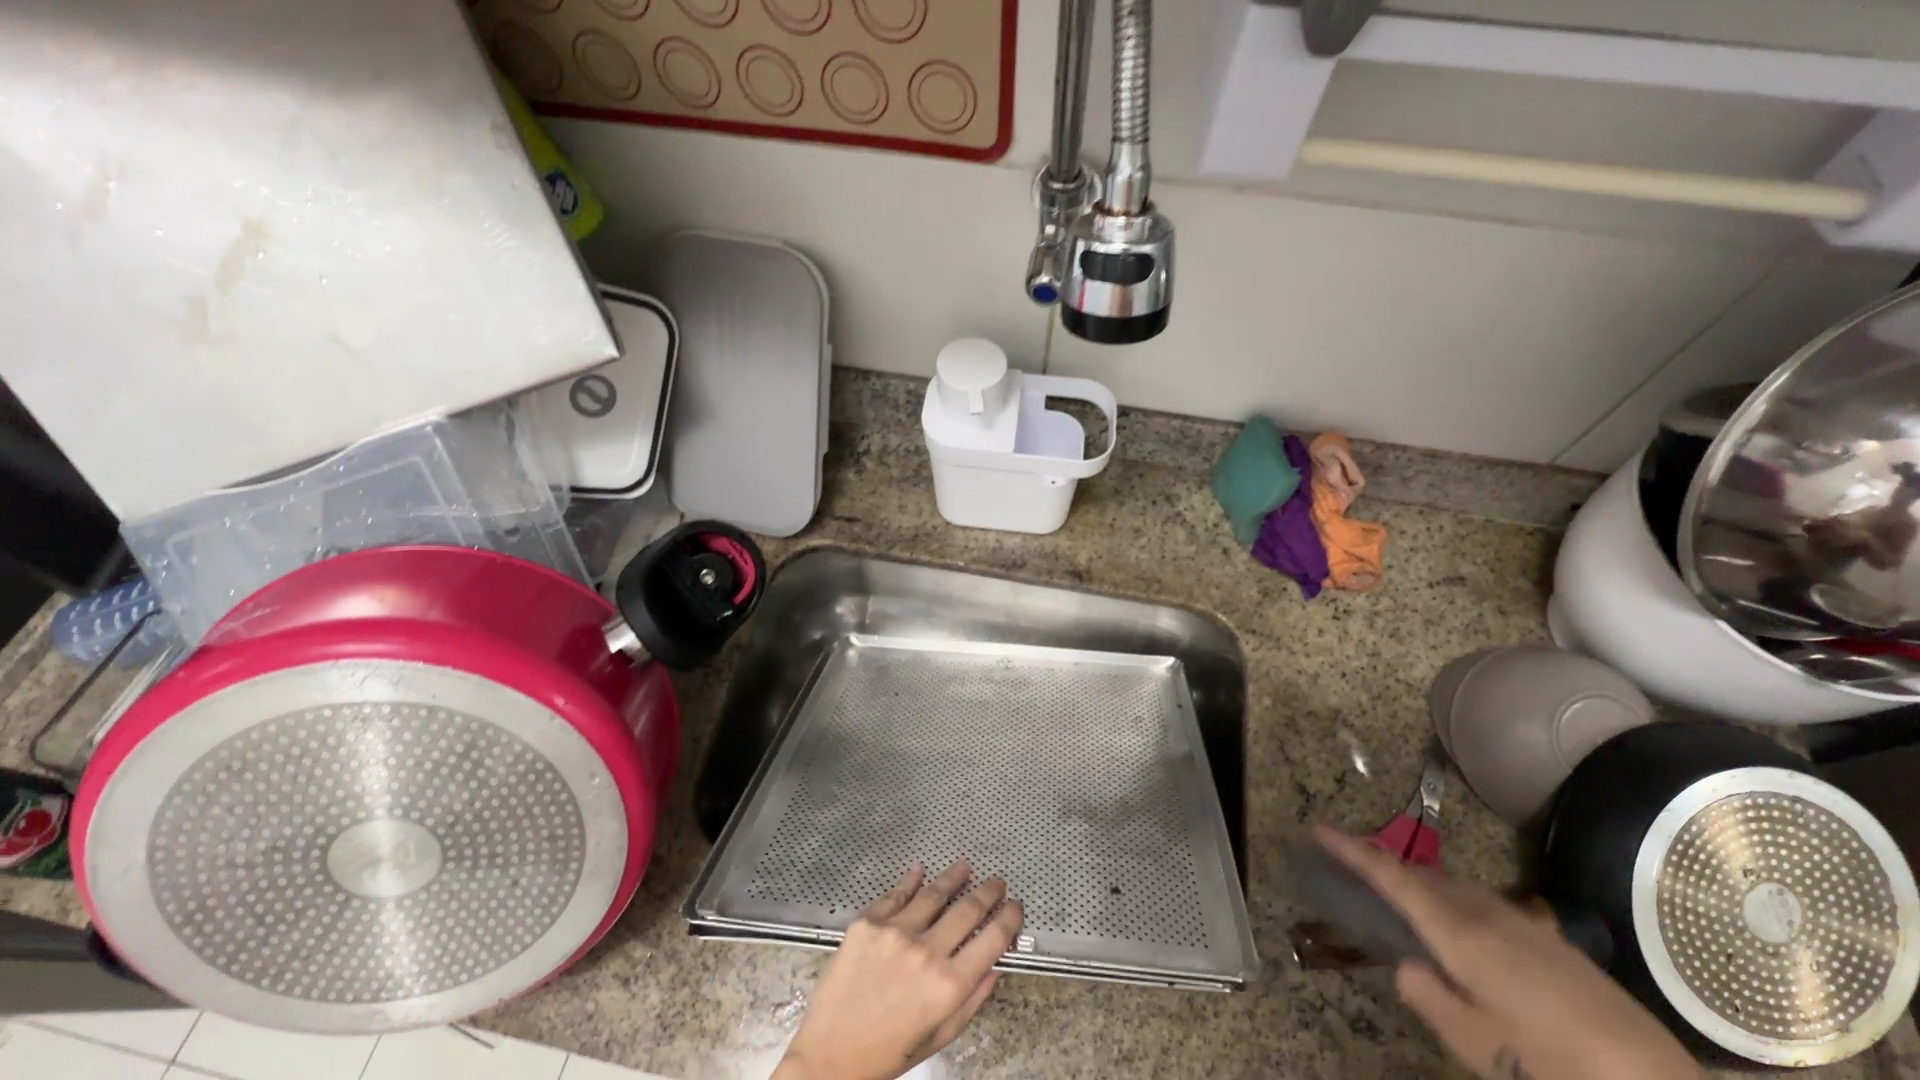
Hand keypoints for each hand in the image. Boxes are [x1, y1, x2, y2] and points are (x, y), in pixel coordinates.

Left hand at [774, 860, 1023, 1079]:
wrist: (831, 1054)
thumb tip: (995, 966)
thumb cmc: (890, 1052)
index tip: (1016, 906)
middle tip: (997, 882)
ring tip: (964, 867)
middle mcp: (926, 952)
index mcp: (950, 984)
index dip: (1010, 918)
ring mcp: (894, 933)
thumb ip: (972, 999)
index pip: (993, 939)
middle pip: (967, 909)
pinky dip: (911, 880)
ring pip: (933, 894)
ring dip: (953, 877)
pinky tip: (920, 871)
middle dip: (988, 893)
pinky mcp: (866, 924)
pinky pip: (895, 895)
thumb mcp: (941, 1035)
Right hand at [1316, 826, 1700, 1079]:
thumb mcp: (1472, 1041)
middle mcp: (1488, 914)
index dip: (1354, 852)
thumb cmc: (1548, 1061)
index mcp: (1460, 933)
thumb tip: (1406, 966)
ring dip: (1420, 885)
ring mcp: (1523, 923)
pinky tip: (1456, 933)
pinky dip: (1451, 904)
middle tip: (1351, 869)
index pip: (1394, 879)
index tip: (1320, 829)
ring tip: (1396, 900)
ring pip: (1455, 888)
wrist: (1645, 1076)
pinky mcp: (1548, 939)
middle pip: (1424, 876)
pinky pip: (1481, 905)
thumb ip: (1426, 995)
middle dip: (1385, 866)